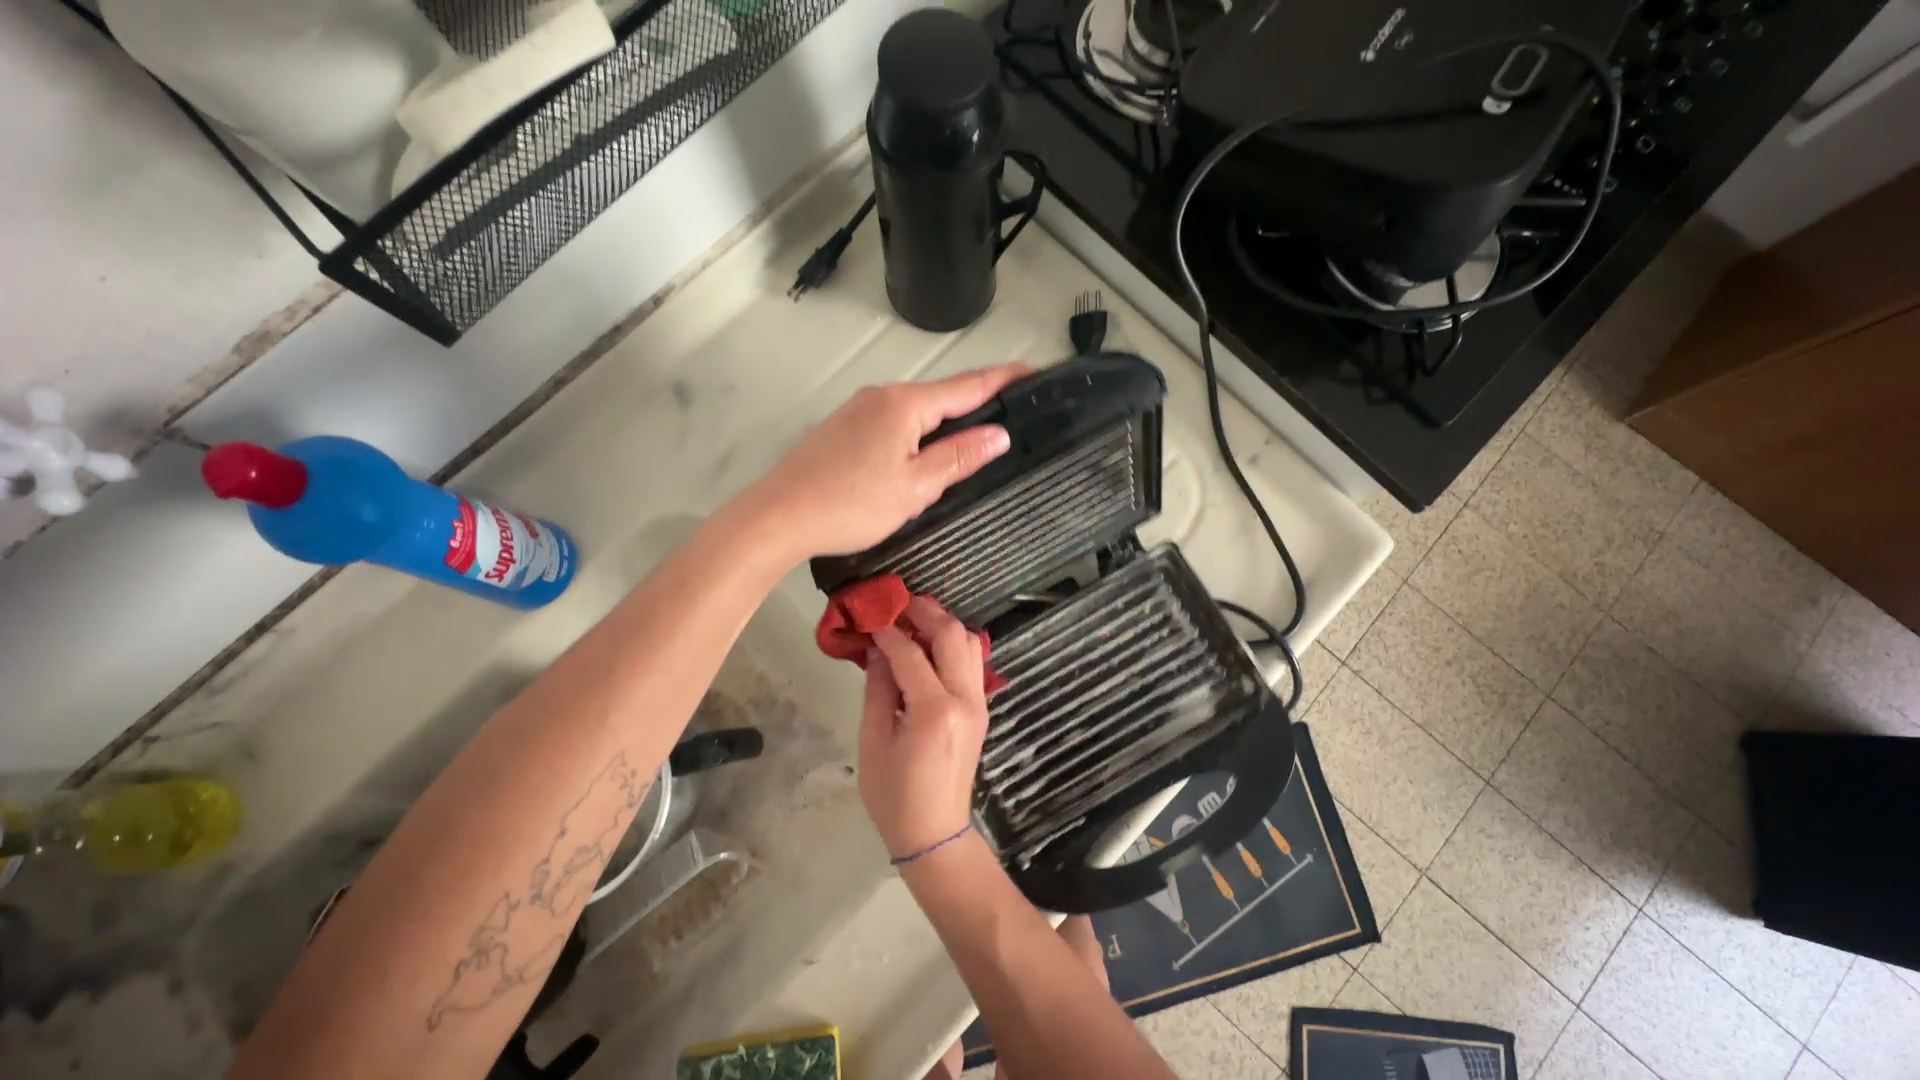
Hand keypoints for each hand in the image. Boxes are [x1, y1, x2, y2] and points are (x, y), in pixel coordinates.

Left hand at [748, 364, 1027, 558]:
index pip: (968, 385)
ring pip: (915, 411)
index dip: (1005, 378)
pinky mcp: (841, 428)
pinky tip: (920, 457)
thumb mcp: (915, 487)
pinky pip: (892, 422)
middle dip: (975, 404)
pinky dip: (916, 433)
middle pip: (941, 396)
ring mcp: (857, 409)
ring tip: (971, 444)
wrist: (778, 516)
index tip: (1035, 372)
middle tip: (1011, 419)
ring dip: (944, 423)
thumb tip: (999, 434)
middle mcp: (881, 395)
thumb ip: (958, 457)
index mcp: (905, 404)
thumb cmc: (851, 504)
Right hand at [857, 598, 990, 860]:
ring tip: (912, 622)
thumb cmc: (894, 794)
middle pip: (953, 635)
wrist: (934, 832)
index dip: (887, 631)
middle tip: (896, 603)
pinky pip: (972, 664)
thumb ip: (877, 688)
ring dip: (943, 626)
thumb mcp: (873, 740)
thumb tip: (877, 649)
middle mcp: (965, 700)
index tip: (868, 616)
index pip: (910, 654)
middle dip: (925, 612)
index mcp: (934, 711)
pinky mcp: (981, 711)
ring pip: (970, 644)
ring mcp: (979, 704)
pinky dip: (952, 647)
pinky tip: (927, 649)